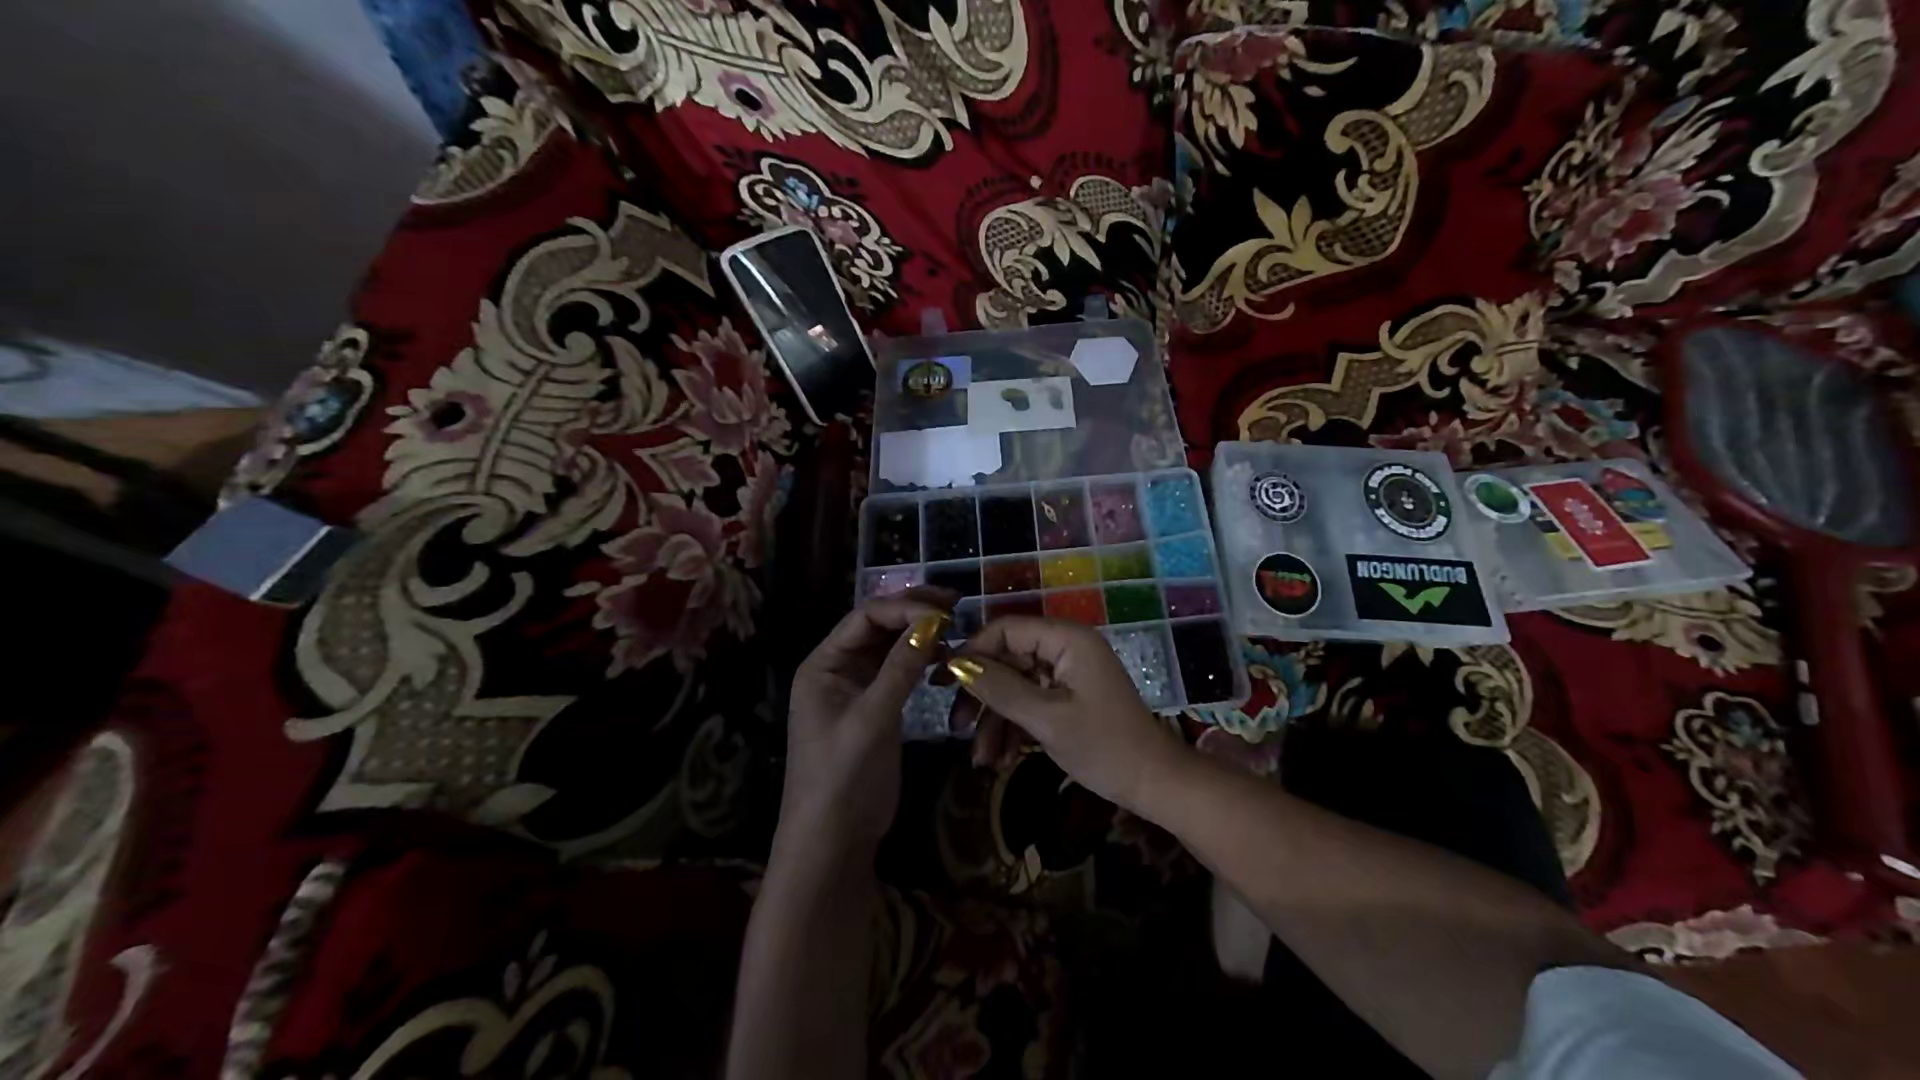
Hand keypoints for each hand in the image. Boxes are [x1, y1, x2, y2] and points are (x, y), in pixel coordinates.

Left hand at [783, 591, 952, 852]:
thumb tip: (930, 622)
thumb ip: (899, 669)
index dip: (904, 608)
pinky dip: (920, 660)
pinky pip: (898, 672)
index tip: (945, 610)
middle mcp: (837, 668)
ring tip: (956, 626)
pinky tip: (944, 656)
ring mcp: (857, 688)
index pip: (865, 617)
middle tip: (956, 602)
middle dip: (913, 612)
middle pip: (877, 627)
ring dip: (919, 635)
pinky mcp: (876, 708)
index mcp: (823, 664)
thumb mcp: (871, 720)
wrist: (833, 840)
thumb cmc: (842, 777)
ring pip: (890, 648)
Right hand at [949, 616, 1188, 811]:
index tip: (945, 684)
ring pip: (1015, 685)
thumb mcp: (1045, 718)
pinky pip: (1030, 702)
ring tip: (980, 759)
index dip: (972, 653)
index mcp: (1067, 639)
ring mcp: (1067, 674)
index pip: (1005, 629)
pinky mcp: (1068, 697)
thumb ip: (999, 688)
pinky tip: (999, 758)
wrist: (1154, 784)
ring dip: (995, 720)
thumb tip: (957, 665)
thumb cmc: (1104, 747)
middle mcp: (1065, 648)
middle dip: (981, 696)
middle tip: (957, 728)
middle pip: (1007, 659)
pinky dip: (1013, 728)